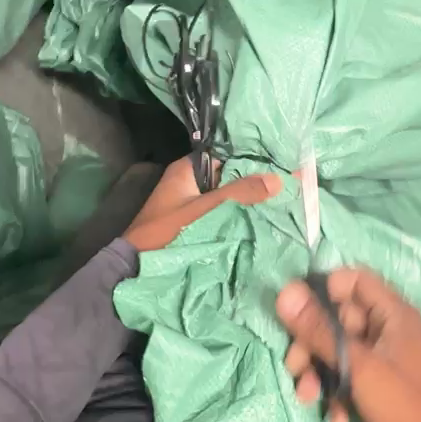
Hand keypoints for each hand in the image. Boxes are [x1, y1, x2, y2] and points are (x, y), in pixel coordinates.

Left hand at [122, 159, 282, 252]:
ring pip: (225, 197)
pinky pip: (219, 213)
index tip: (277, 166)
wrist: (137, 265)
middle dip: (251, 183)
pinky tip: (258, 221)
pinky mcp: (192, 222)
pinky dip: (235, 216)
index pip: (226, 156)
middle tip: (283, 187)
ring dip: (245, 202)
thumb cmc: (166, 231)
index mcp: (186, 169)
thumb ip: (239, 193)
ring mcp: (190, 203)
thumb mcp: (205, 209)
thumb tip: (278, 179)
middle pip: (227, 177)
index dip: (250, 161)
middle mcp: (188, 182)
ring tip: (278, 203)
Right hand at [275, 268, 420, 421]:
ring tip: (308, 398)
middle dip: (311, 344)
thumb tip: (285, 292)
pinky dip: (337, 392)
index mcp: (393, 313)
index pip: (352, 280)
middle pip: (338, 318)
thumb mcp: (357, 366)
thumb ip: (319, 330)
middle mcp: (389, 328)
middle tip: (295, 368)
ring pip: (338, 349)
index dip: (323, 291)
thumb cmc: (401, 405)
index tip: (297, 314)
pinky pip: (349, 374)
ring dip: (319, 372)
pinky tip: (336, 419)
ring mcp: (384, 356)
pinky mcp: (379, 382)